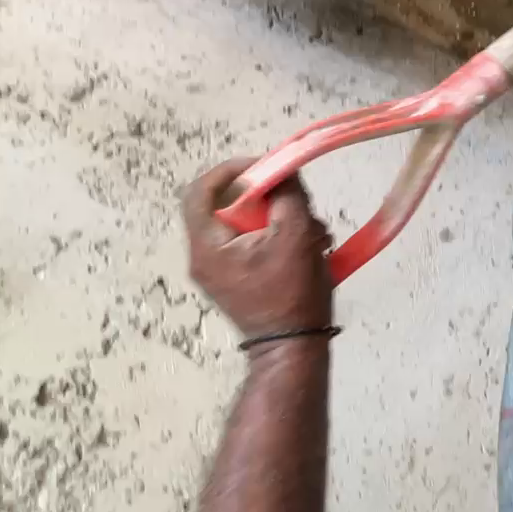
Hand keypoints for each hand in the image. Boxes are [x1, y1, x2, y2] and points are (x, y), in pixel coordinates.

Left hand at [181, 158, 333, 340]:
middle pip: (228, 206)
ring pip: (245, 224)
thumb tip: (282, 171)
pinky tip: (309, 246)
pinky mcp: (237, 279)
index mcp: (208, 245)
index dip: (232, 170)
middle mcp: (204, 256)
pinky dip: (279, 236)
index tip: (267, 167)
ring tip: (312, 230)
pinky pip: (252, 243)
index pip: (200, 190)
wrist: (292, 344)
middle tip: (296, 200)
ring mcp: (219, 271)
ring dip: (280, 218)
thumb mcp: (296, 232)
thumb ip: (287, 194)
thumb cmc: (291, 288)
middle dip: (267, 197)